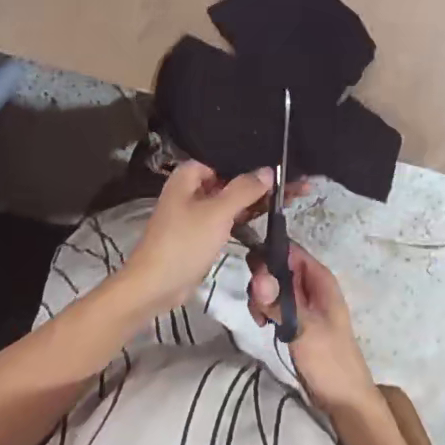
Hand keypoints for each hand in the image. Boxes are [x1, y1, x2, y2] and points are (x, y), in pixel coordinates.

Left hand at [118, 161, 272, 317]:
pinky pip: (222, 221)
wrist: (157, 284)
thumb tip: (267, 170)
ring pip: (225, 203)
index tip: (273, 167)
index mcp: (185, 178)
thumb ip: (243, 190)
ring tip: (283, 200)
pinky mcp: (197, 236)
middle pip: (224, 181)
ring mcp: (192, 215)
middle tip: (287, 185)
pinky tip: (262, 220)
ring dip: (248, 203)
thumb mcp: (217, 213)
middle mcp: (187, 192)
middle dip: (251, 184)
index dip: (244, 162)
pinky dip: (239, 219)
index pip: (219, 159)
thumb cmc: (184, 242)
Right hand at [247, 244, 376, 409]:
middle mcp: (310, 285)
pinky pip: (272, 302)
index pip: (288, 249)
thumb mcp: (304, 329)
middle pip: (275, 264)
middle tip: (257, 303)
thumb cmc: (330, 361)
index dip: (267, 254)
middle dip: (260, 279)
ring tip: (261, 319)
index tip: (251, 274)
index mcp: (320, 279)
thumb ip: (279, 302)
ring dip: (260, 297)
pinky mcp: (293, 318)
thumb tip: (257, 276)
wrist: (343, 399)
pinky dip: (263, 309)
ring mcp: (301, 302)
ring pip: (270, 284)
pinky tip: (262, 324)